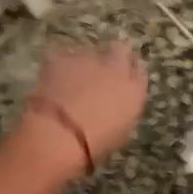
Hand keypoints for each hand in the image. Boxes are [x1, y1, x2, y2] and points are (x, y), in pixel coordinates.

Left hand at [21, 39, 147, 174]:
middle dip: (112, 54)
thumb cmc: (94, 144)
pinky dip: (60, 63)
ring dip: (84, 59)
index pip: (139, 69)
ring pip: (90, 50)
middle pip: (120, 49)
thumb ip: (122, 109)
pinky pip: (64, 54)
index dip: (131, 70)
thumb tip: (116, 102)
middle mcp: (116, 66)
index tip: (124, 74)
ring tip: (73, 76)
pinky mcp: (62, 56)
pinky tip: (53, 76)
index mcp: (134, 89)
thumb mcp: (119, 131)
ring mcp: (89, 57)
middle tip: (100, 68)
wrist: (60, 133)